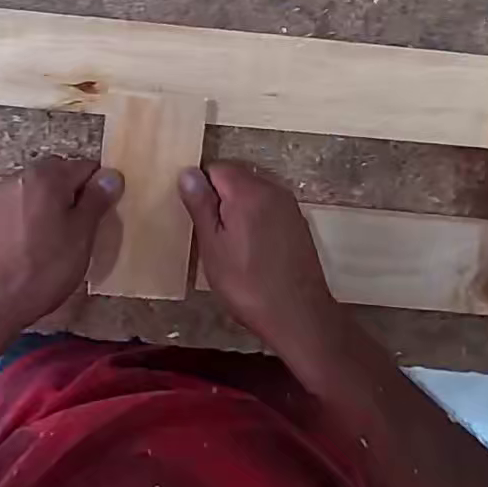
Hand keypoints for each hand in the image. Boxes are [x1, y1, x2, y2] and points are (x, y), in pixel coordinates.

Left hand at [0, 157, 122, 333]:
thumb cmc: (42, 269)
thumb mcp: (80, 236)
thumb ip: (96, 201)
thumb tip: (111, 175)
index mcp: (46, 176)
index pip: (86, 166)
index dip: (100, 188)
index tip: (104, 214)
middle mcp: (21, 177)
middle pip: (59, 175)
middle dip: (75, 195)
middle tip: (84, 230)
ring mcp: (0, 195)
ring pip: (38, 192)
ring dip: (52, 207)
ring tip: (59, 241)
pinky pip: (20, 206)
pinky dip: (32, 218)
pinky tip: (34, 246)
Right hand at [179, 161, 340, 349]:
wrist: (299, 317)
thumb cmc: (247, 283)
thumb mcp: (212, 246)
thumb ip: (200, 205)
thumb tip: (187, 172)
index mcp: (248, 191)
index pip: (214, 168)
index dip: (201, 190)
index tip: (198, 219)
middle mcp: (272, 190)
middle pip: (234, 177)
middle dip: (218, 197)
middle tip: (211, 233)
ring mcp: (288, 206)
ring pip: (251, 192)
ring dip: (236, 208)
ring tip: (230, 243)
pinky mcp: (298, 223)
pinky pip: (266, 207)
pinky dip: (254, 218)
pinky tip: (251, 248)